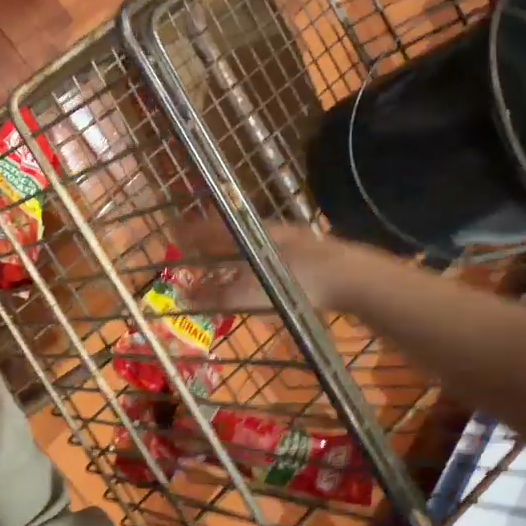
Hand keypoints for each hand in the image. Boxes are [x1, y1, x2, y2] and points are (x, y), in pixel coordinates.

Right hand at [170, 215, 355, 311]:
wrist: (350, 278)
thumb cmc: (290, 282)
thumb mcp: (244, 295)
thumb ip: (213, 297)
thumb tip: (184, 298)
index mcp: (244, 233)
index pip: (207, 227)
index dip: (189, 232)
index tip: (174, 235)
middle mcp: (266, 230)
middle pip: (232, 234)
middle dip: (214, 245)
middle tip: (199, 255)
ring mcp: (292, 240)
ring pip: (255, 245)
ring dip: (239, 257)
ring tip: (230, 272)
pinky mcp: (313, 254)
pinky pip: (276, 257)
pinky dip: (261, 266)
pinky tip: (266, 281)